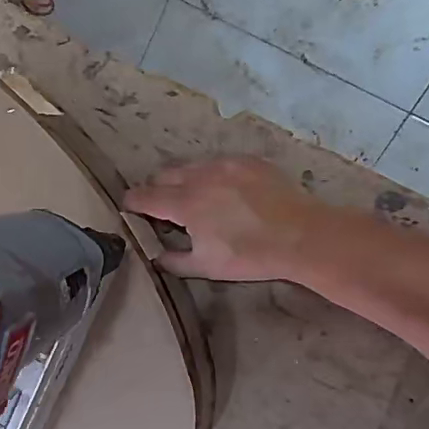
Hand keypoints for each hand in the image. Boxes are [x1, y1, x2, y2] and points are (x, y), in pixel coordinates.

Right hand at [124, 157, 329, 280]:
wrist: (301, 235)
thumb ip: (175, 261)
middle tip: (161, 206)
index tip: (127, 206)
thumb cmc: (250, 255)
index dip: (132, 202)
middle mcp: (200, 176)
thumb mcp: (207, 267)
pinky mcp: (248, 161)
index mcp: (185, 204)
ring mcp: (225, 164)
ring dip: (182, 179)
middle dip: (156, 189)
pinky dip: (211, 174)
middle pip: (164, 175)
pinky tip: (222, 190)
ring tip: (192, 197)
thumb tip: (156, 256)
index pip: (145, 197)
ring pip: (191, 165)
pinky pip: (218, 162)